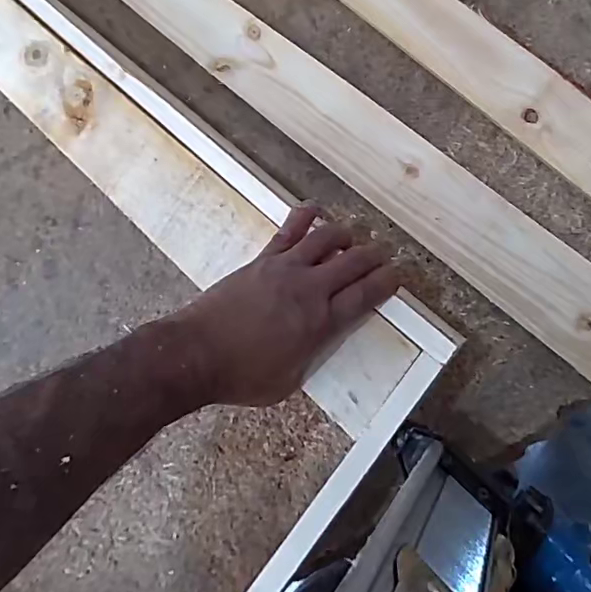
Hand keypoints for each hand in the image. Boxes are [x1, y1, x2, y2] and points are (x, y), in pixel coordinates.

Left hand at [172, 203, 399, 406]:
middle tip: (385, 253)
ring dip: (347, 234)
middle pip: (355, 261)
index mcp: (320, 323)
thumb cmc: (241, 376)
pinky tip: (317, 210)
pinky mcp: (265, 258)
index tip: (397, 275)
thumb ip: (313, 354)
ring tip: (353, 237)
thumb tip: (323, 335)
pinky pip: (290, 229)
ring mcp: (286, 268)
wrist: (193, 355)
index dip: (386, 282)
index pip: (365, 294)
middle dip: (376, 255)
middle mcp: (310, 289)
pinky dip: (307, 216)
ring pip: (328, 238)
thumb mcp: (289, 381)